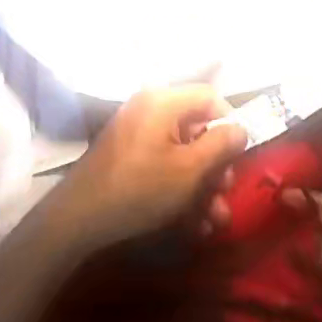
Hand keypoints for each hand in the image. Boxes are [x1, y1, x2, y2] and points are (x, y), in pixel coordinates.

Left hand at [44, 85, 247, 252]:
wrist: (80, 217)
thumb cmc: (141, 187)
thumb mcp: (189, 169)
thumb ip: (221, 145)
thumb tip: (240, 128)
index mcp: (163, 102)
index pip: (210, 97)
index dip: (230, 123)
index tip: (241, 156)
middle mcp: (148, 110)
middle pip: (197, 128)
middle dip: (216, 166)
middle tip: (225, 194)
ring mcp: (135, 133)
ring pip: (182, 153)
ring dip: (202, 186)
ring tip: (212, 221)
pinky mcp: (127, 157)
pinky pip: (163, 165)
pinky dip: (179, 189)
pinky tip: (192, 224)